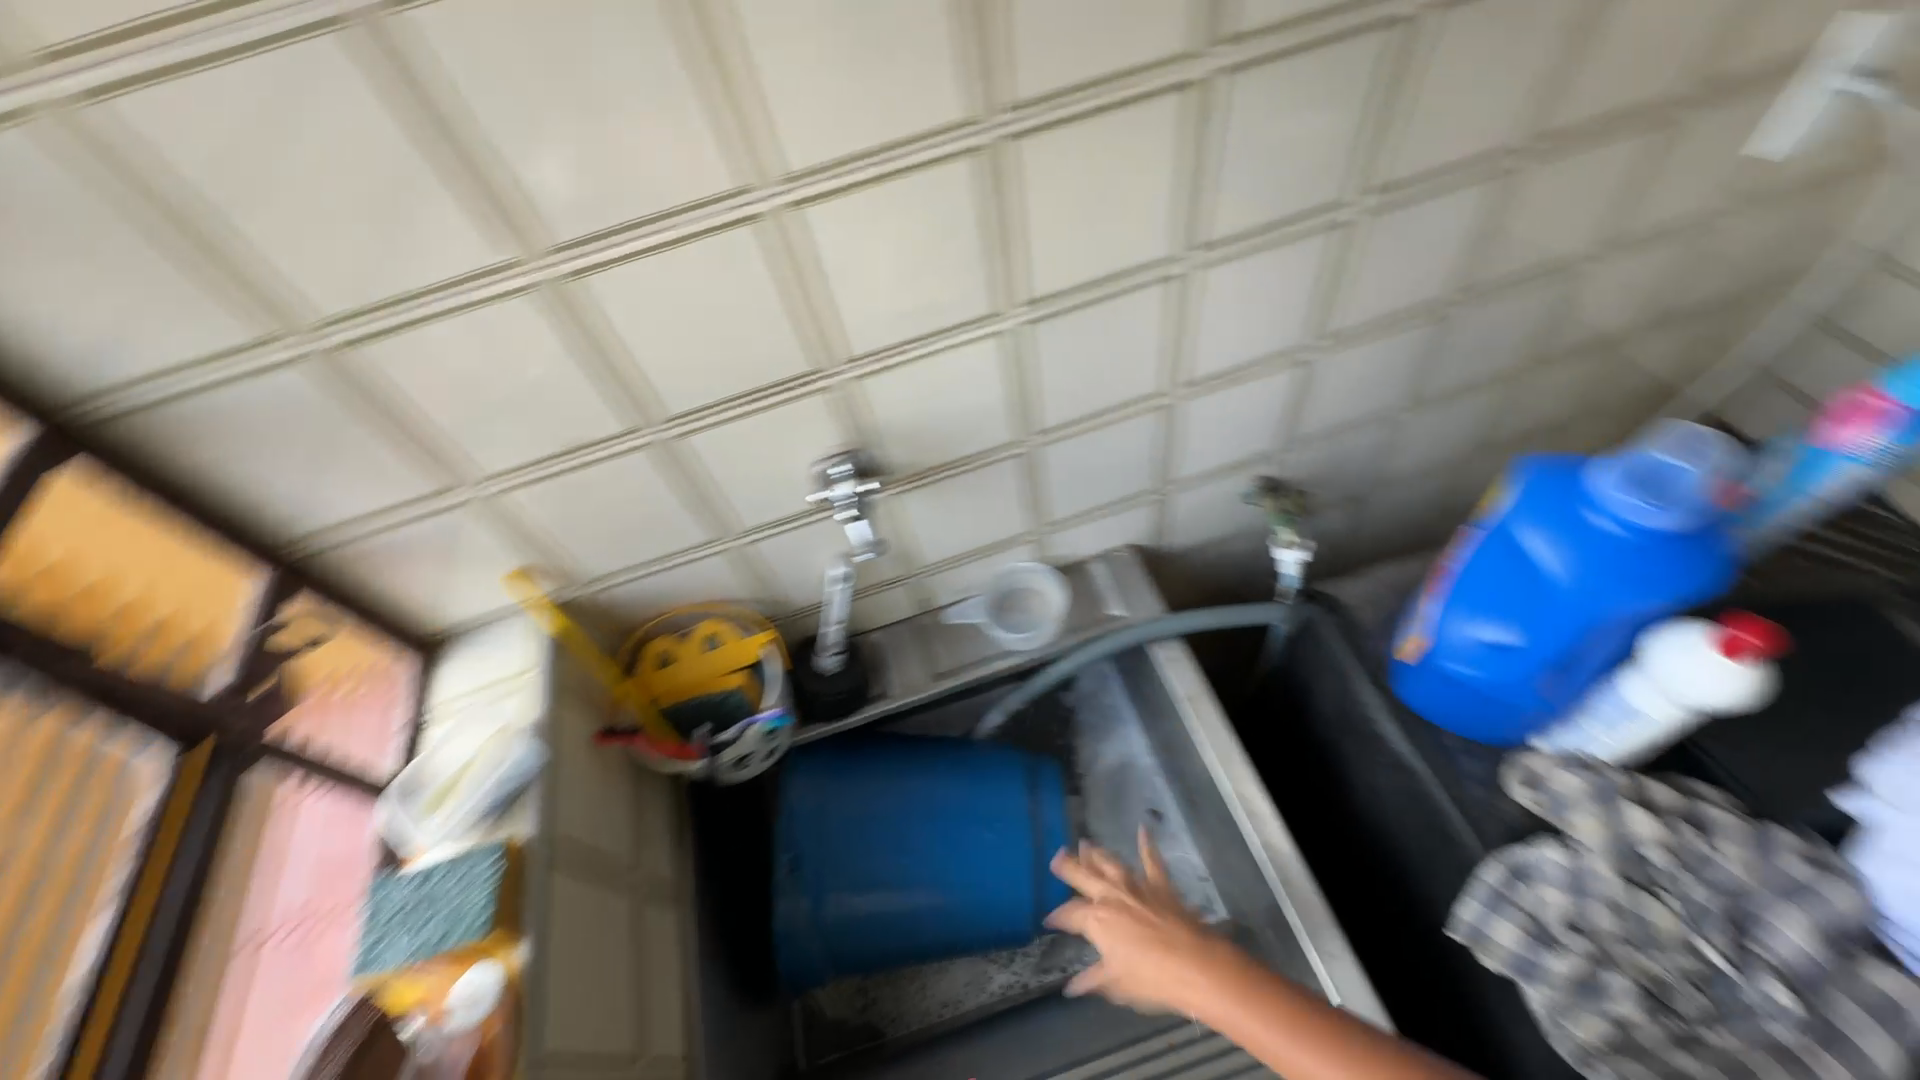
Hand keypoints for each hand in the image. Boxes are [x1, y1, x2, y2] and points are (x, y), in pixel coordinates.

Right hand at [1045, 828, 1241, 1015]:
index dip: (1057, 918)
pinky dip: (1147, 845)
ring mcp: (1137, 887)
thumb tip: (1070, 988)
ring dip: (1097, 854)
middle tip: (1056, 857)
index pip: (1069, 915)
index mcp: (1096, 920)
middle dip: (1068, 868)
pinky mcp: (1161, 886)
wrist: (1195, 964)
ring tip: (1084, 843)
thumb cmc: (1151, 978)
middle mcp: (1111, 896)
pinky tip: (1143, 829)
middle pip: (1083, 877)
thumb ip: (1091, 980)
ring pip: (1111, 864)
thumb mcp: (1115, 984)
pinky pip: (1152, 861)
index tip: (1048, 921)